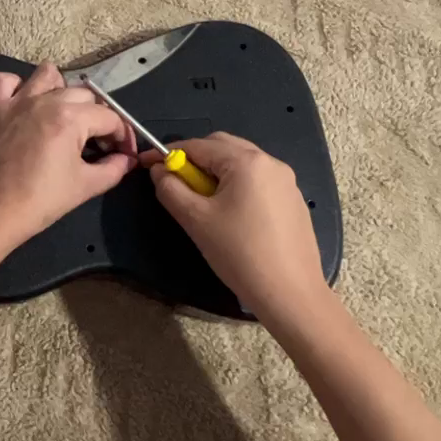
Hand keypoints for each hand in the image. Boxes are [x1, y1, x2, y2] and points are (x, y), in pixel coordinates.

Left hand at [0, 63, 136, 250]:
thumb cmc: (41, 201)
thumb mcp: (86, 186)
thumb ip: (113, 168)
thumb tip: (126, 159)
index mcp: (70, 118)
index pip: (109, 116)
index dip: (122, 135)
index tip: (123, 153)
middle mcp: (45, 101)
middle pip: (84, 95)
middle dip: (97, 117)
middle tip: (96, 144)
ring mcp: (16, 101)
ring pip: (47, 75)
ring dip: (61, 90)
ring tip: (64, 115)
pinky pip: (5, 81)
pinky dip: (16, 86)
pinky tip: (25, 104)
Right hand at [142, 133, 326, 311]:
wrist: (291, 294)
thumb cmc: (239, 253)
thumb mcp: (195, 220)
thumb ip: (170, 188)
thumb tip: (159, 170)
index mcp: (246, 162)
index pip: (198, 145)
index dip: (168, 153)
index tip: (147, 164)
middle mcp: (270, 163)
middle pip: (222, 147)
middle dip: (195, 159)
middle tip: (177, 183)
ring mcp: (286, 181)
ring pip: (241, 163)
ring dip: (216, 172)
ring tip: (203, 201)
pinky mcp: (293, 200)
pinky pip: (257, 180)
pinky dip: (236, 185)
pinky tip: (231, 215)